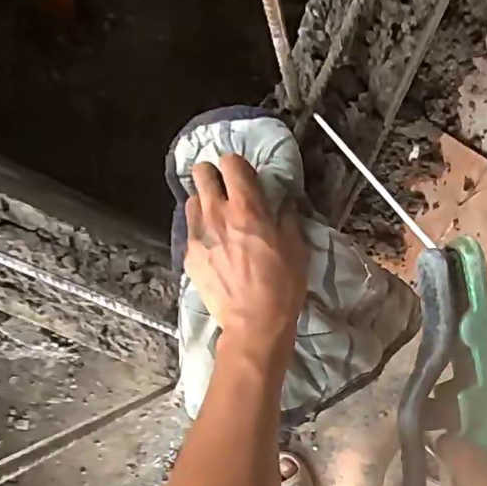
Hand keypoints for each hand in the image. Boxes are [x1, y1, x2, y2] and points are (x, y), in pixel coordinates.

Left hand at [184, 154, 308, 354]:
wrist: (254, 323)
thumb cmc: (282, 286)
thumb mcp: (297, 248)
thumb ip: (287, 217)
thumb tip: (282, 202)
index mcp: (247, 208)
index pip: (231, 162)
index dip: (239, 167)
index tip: (247, 179)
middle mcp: (217, 214)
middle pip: (201, 171)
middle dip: (214, 176)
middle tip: (228, 193)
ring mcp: (198, 234)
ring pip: (192, 199)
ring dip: (205, 203)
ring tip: (219, 220)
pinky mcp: (189, 255)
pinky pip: (190, 229)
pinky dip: (201, 230)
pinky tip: (215, 247)